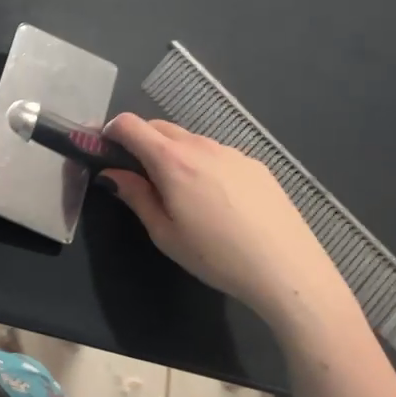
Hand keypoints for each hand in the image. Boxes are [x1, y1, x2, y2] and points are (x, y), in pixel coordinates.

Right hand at [101, 114, 349, 330]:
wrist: (289, 272)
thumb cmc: (217, 258)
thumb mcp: (165, 234)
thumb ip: (135, 196)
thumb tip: (111, 173)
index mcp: (171, 160)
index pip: (130, 124)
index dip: (111, 132)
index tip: (105, 152)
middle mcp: (200, 145)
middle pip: (159, 127)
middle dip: (141, 142)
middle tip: (139, 176)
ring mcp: (231, 151)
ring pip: (190, 140)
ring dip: (174, 153)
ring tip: (183, 193)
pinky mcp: (256, 164)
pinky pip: (218, 153)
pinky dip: (204, 164)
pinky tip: (219, 201)